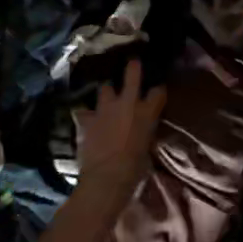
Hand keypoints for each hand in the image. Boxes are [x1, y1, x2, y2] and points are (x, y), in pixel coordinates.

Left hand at [77, 61, 166, 201]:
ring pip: (105, 87)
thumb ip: (146, 135)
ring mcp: (105, 109)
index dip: (158, 91)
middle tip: (133, 62)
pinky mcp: (87, 119)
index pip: (158, 92)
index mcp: (147, 112)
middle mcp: (127, 103)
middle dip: (133, 67)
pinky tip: (85, 118)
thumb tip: (144, 134)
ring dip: (107, 92)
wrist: (105, 179)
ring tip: (106, 96)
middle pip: (132, 74)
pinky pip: (84, 111)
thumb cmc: (135, 171)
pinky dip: (86, 115)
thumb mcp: (148, 151)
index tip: (158, 92)